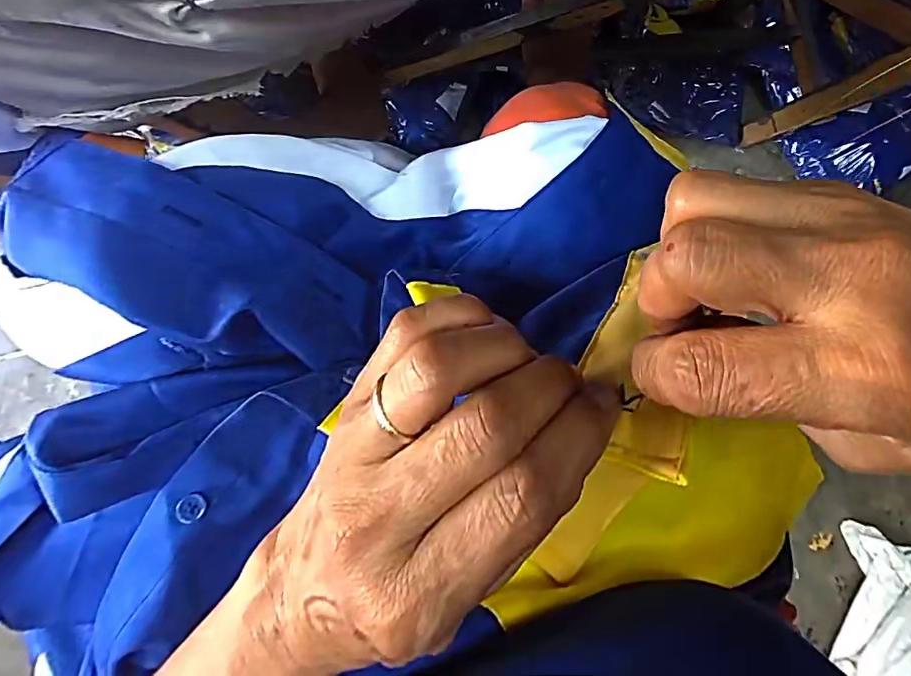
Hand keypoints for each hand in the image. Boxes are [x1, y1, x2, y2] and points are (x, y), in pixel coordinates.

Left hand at [171, 296, 614, 674]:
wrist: (308, 589)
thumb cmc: (416, 586)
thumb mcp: (485, 581)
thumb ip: (544, 501)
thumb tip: (593, 407)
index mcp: (420, 593)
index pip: (523, 496)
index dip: (579, 433)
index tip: (602, 403)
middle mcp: (374, 525)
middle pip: (488, 426)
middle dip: (552, 386)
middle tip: (569, 382)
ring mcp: (349, 456)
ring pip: (438, 368)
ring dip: (507, 349)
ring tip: (525, 360)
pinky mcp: (344, 403)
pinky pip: (408, 332)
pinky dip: (466, 317)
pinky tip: (489, 336)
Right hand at [628, 171, 910, 477]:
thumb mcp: (877, 452)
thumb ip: (773, 403)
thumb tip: (690, 360)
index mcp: (869, 368)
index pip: (707, 359)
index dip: (655, 372)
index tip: (652, 377)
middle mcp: (852, 275)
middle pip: (690, 247)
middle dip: (654, 295)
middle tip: (679, 329)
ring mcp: (851, 215)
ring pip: (701, 194)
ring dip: (685, 248)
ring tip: (714, 293)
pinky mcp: (853, 191)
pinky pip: (749, 191)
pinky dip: (726, 226)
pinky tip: (759, 268)